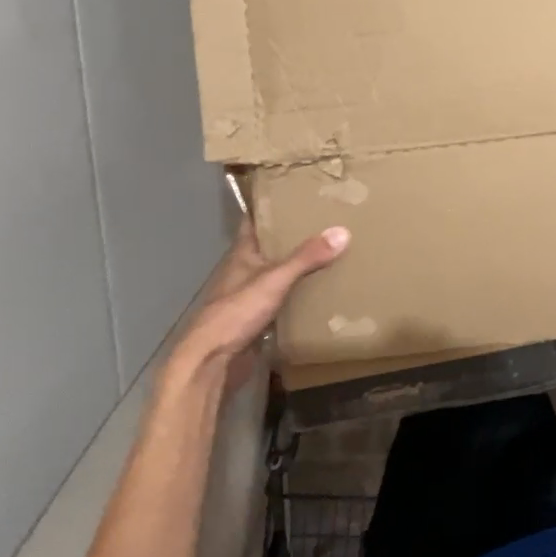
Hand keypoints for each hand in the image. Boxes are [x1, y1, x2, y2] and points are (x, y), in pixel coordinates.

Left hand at [169, 220, 349, 383]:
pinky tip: (321, 293)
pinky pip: (282, 300)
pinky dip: (298, 295)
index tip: (296, 194)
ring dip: (297, 266)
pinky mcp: (256, 320)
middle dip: (293, 236)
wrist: (212, 362)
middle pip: (269, 247)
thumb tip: (343, 231)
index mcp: (242, 254)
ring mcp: (248, 297)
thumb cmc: (236, 312)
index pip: (255, 221)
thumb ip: (306, 257)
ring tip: (331, 253)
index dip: (271, 206)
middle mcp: (244, 271)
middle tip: (326, 222)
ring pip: (277, 274)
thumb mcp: (274, 279)